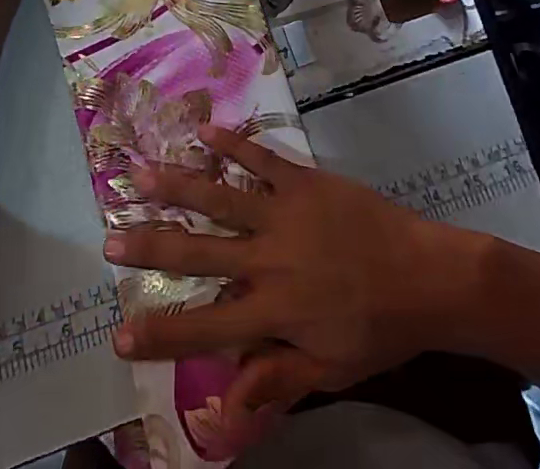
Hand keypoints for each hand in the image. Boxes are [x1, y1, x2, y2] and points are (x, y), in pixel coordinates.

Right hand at [107, 125, 488, 427]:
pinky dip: (232, 146)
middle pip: (197, 252)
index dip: (158, 334)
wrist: (429, 275)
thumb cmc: (380, 328)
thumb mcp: (331, 369)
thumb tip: (225, 406)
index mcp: (273, 310)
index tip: (118, 334)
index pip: (202, 328)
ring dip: (176, 186)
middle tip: (109, 239)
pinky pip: (261, 161)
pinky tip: (204, 132)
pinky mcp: (305, 182)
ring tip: (139, 176)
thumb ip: (277, 380)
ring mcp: (285, 214)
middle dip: (149, 247)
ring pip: (219, 198)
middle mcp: (268, 259)